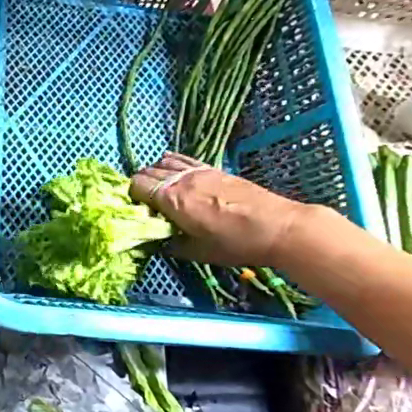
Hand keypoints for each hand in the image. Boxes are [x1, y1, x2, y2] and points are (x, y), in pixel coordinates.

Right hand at [130, 152, 320, 267]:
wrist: (280, 228)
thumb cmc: (236, 243)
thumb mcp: (198, 252)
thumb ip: (172, 244)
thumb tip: (159, 240)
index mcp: (171, 199)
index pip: (135, 186)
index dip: (131, 197)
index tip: (137, 210)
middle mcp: (179, 180)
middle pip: (146, 172)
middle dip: (140, 185)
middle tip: (146, 203)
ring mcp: (197, 171)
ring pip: (162, 162)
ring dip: (155, 173)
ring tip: (159, 188)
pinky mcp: (213, 169)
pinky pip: (182, 159)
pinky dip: (171, 164)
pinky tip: (173, 171)